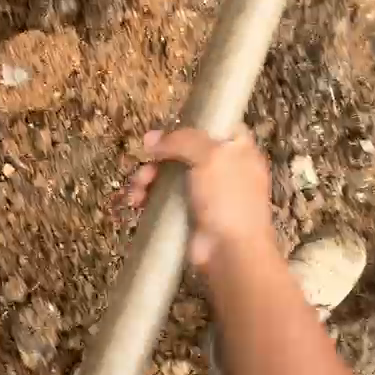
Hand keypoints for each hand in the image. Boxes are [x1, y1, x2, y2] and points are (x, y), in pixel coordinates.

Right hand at [128, 127, 275, 269]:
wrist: (230, 252)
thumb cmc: (229, 199)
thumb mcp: (211, 157)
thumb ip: (182, 141)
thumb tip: (150, 139)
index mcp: (238, 150)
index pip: (218, 125)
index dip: (195, 122)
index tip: (171, 125)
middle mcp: (221, 168)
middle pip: (184, 150)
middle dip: (159, 156)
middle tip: (146, 164)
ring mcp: (203, 193)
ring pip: (168, 174)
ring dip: (147, 177)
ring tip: (137, 190)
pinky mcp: (186, 214)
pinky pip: (161, 199)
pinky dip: (147, 197)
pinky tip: (136, 202)